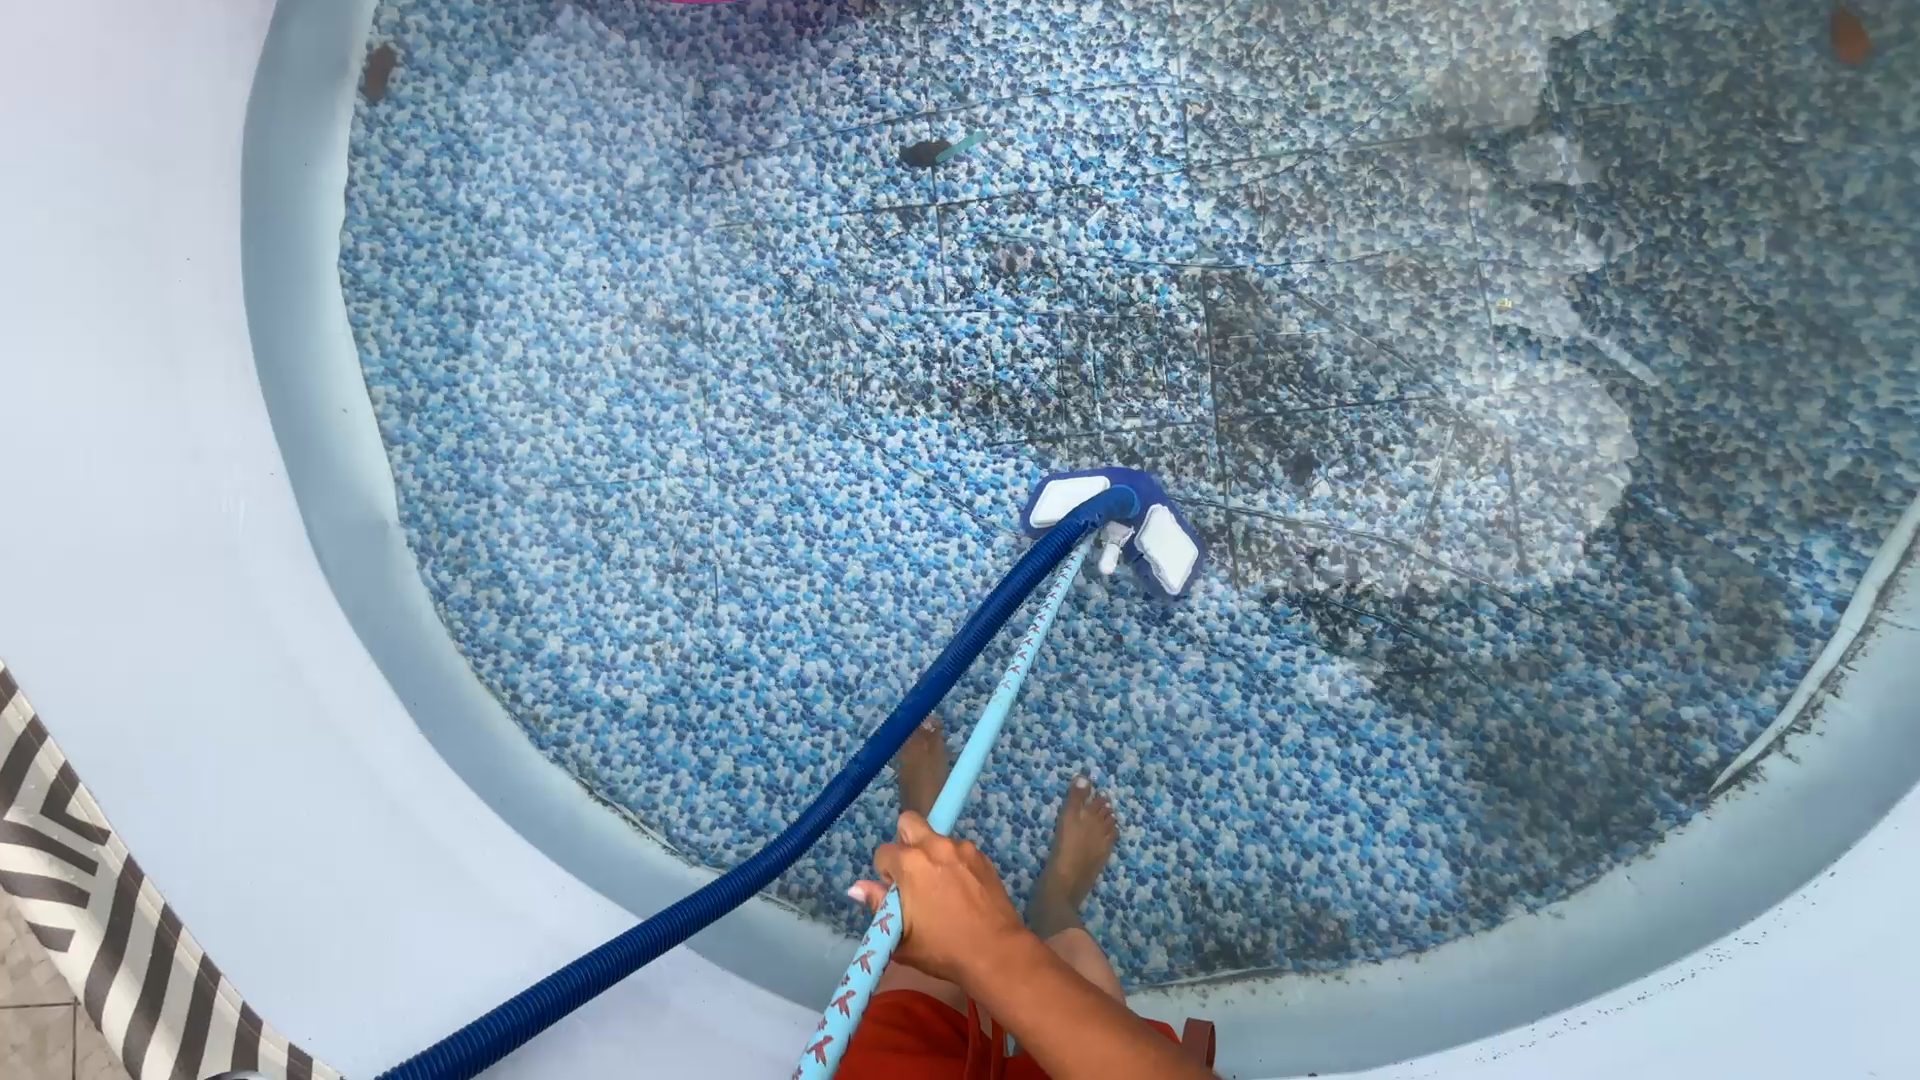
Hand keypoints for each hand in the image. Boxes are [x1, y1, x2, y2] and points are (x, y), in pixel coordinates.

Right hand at [849, 812, 1029, 985]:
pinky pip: (959, 851)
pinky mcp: (981, 856)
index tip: (897, 895)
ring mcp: (961, 848)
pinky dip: (955, 864)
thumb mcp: (901, 937)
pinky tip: (963, 891)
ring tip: (942, 889)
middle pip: (909, 822)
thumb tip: (856, 888)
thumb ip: (878, 906)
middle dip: (904, 842)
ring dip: (932, 855)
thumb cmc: (943, 948)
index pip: (883, 853)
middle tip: (912, 874)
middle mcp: (934, 846)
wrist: (995, 951)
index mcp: (910, 863)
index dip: (886, 874)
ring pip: (937, 839)